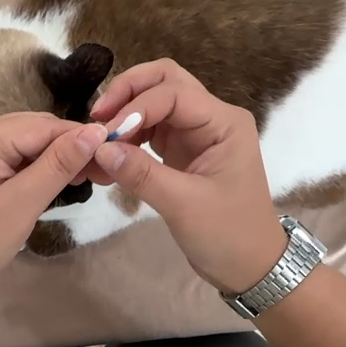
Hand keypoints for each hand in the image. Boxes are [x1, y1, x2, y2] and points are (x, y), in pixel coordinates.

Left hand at [0, 113, 106, 311]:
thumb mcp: (24, 202)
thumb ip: (60, 164)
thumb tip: (97, 132)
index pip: (43, 126)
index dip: (81, 138)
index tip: (115, 153)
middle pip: (35, 131)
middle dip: (70, 149)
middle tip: (105, 172)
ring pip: (26, 145)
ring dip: (57, 160)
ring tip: (90, 179)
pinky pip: (13, 159)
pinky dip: (37, 170)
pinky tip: (60, 182)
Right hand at [88, 60, 287, 293]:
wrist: (249, 266)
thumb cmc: (227, 234)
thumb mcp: (183, 205)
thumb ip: (141, 174)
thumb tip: (100, 150)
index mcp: (224, 123)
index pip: (173, 94)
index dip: (135, 108)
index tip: (104, 136)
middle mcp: (211, 119)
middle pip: (165, 81)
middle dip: (128, 92)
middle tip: (96, 118)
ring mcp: (196, 134)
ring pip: (155, 103)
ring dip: (125, 114)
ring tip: (98, 142)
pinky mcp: (182, 153)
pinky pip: (150, 131)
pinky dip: (128, 138)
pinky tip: (109, 157)